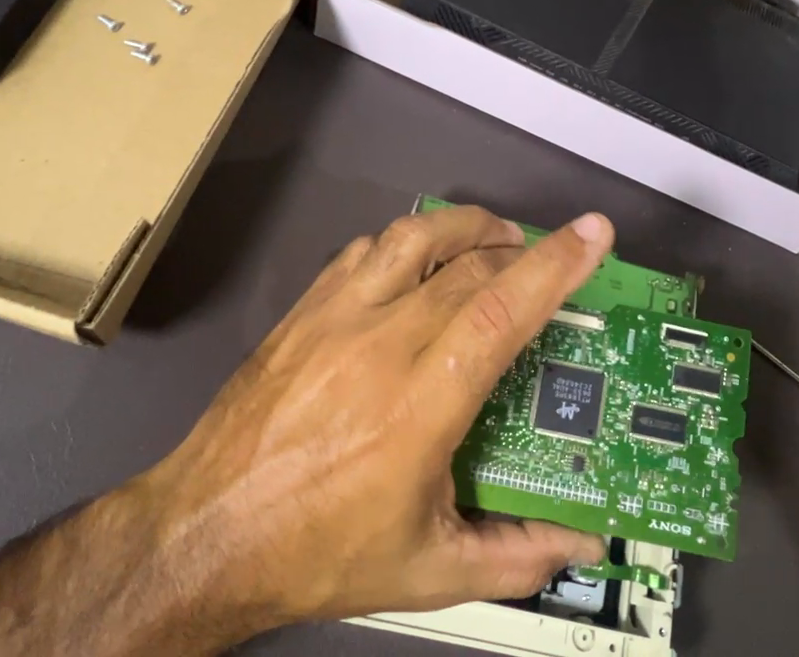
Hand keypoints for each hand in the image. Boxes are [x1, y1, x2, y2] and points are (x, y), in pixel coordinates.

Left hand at [124, 205, 614, 642]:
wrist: (206, 534)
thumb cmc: (320, 551)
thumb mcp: (429, 571)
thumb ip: (516, 555)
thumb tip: (583, 544)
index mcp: (421, 406)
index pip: (501, 312)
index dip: (554, 266)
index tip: (592, 233)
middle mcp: (381, 346)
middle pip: (469, 269)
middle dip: (522, 251)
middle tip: (548, 261)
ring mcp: (335, 319)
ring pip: (414, 238)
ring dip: (466, 227)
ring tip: (497, 237)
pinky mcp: (303, 311)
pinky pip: (365, 251)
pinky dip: (407, 242)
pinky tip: (421, 259)